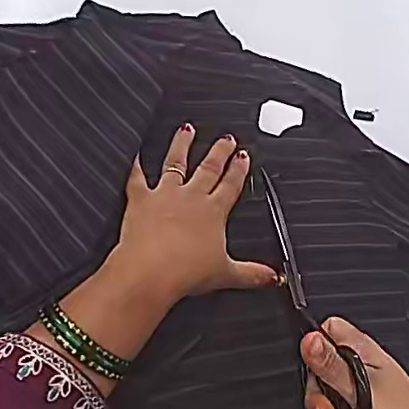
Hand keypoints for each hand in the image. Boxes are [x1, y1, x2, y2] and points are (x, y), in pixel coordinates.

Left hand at [106, 125, 277, 307]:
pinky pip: (137, 177)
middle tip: (226, 138)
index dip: (239, 169)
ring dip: (182, 145)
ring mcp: (165, 195)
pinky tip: (135, 152)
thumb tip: (273, 278)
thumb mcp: (226, 274)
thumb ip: (252, 274)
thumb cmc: (186, 272)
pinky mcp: (140, 200)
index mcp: (214, 211)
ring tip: (187, 130)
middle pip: (209, 168)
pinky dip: (135, 164)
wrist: (151, 271)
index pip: (231, 184)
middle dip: (219, 152)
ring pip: (176, 163)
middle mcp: (191, 197)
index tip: (244, 156)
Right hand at [299, 317, 408, 408]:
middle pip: (319, 367)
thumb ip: (330, 365)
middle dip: (317, 394)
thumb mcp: (359, 389)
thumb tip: (310, 339)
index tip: (316, 372)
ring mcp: (358, 388)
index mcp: (362, 350)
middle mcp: (360, 366)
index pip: (327, 331)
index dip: (315, 349)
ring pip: (323, 393)